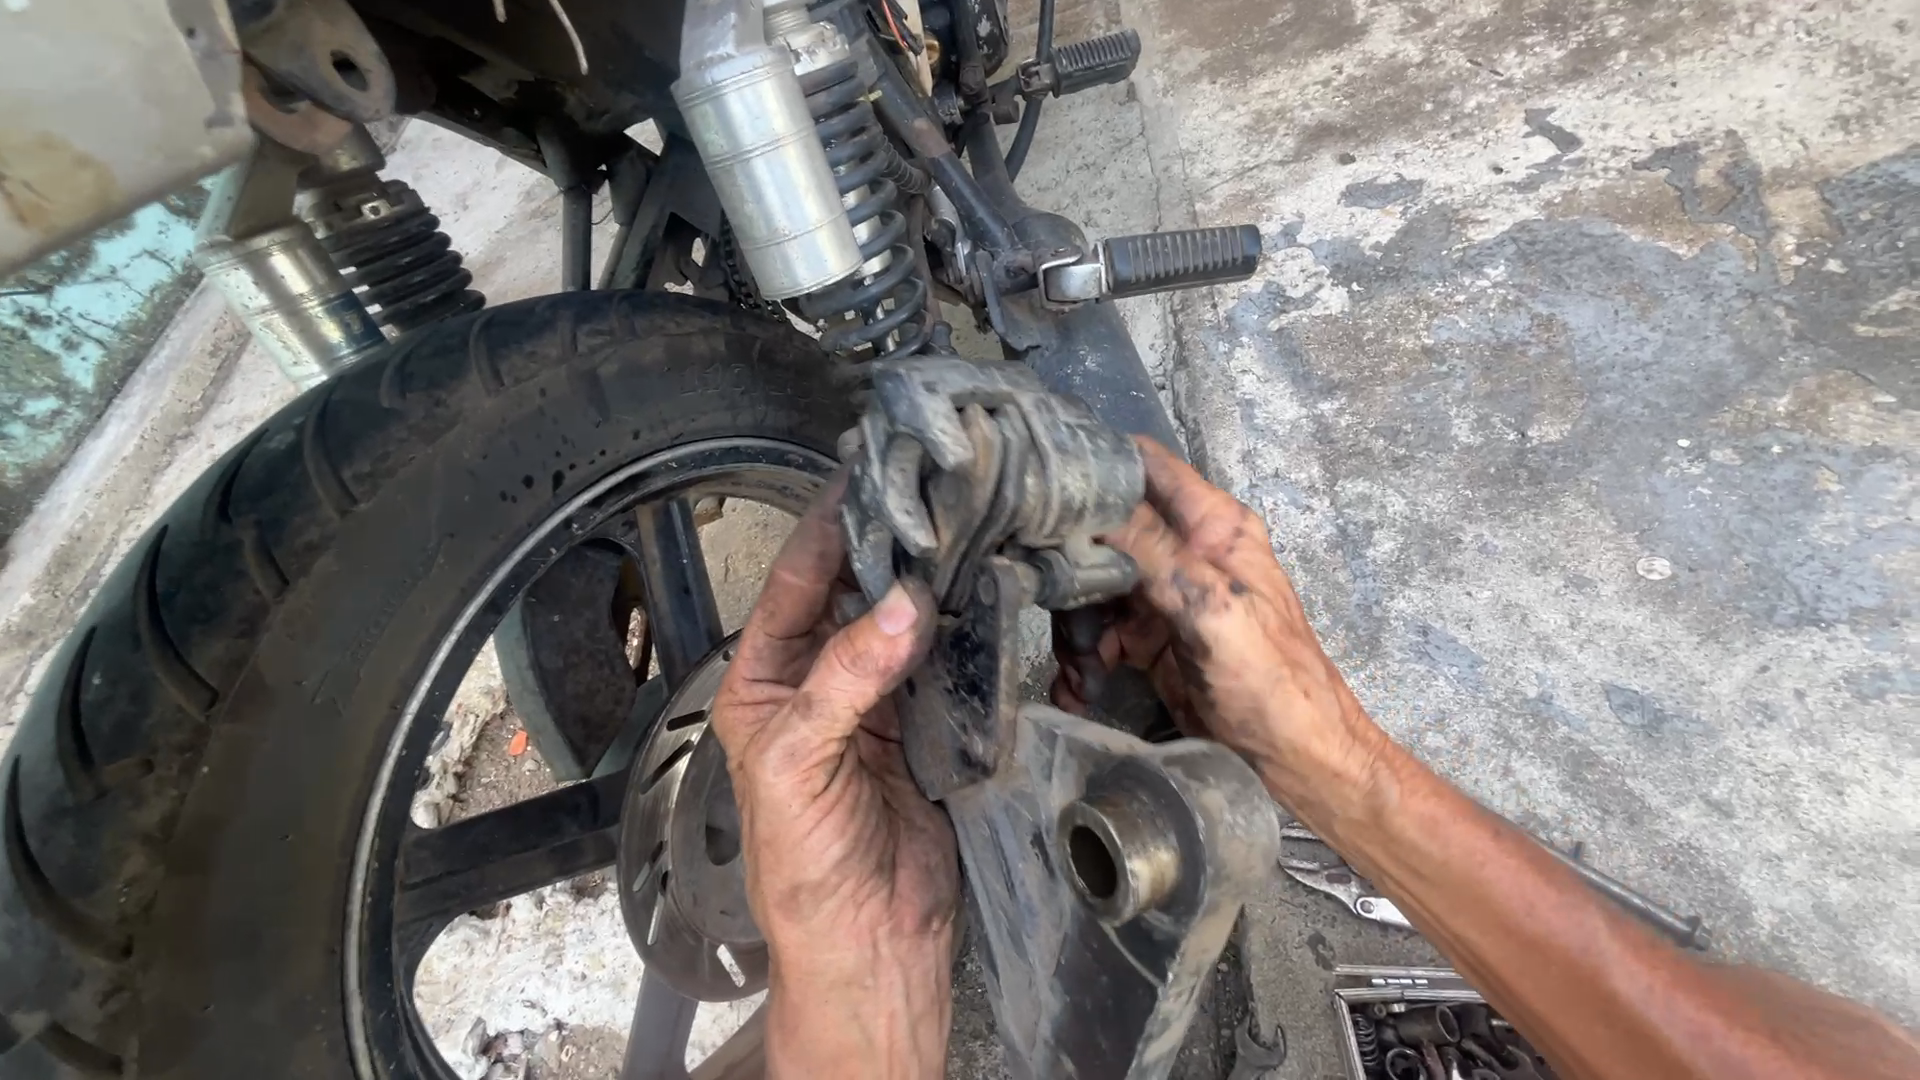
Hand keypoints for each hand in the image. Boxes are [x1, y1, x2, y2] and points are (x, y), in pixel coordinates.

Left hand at [708, 478, 957, 1078]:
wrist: (871, 940)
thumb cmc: (803, 863)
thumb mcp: (797, 764)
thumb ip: (845, 681)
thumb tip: (900, 605)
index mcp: (766, 680)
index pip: (796, 586)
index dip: (827, 532)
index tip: (863, 478)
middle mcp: (821, 677)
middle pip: (855, 595)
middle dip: (887, 550)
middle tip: (929, 496)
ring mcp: (878, 696)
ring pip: (904, 622)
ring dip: (930, 584)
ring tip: (965, 531)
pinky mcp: (927, 719)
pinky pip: (944, 660)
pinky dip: (963, 628)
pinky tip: (986, 593)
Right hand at [1051, 438, 1389, 827]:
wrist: (1289, 760)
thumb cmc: (1267, 680)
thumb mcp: (1209, 608)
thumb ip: (1152, 551)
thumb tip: (1088, 505)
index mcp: (1211, 525)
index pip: (1145, 467)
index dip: (1096, 470)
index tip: (1048, 497)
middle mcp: (1183, 549)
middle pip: (1103, 533)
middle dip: (1076, 577)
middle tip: (1065, 617)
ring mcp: (1162, 594)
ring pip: (1092, 587)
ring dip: (1077, 632)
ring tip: (1081, 675)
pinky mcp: (1146, 637)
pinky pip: (1098, 633)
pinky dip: (1083, 661)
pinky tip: (1079, 690)